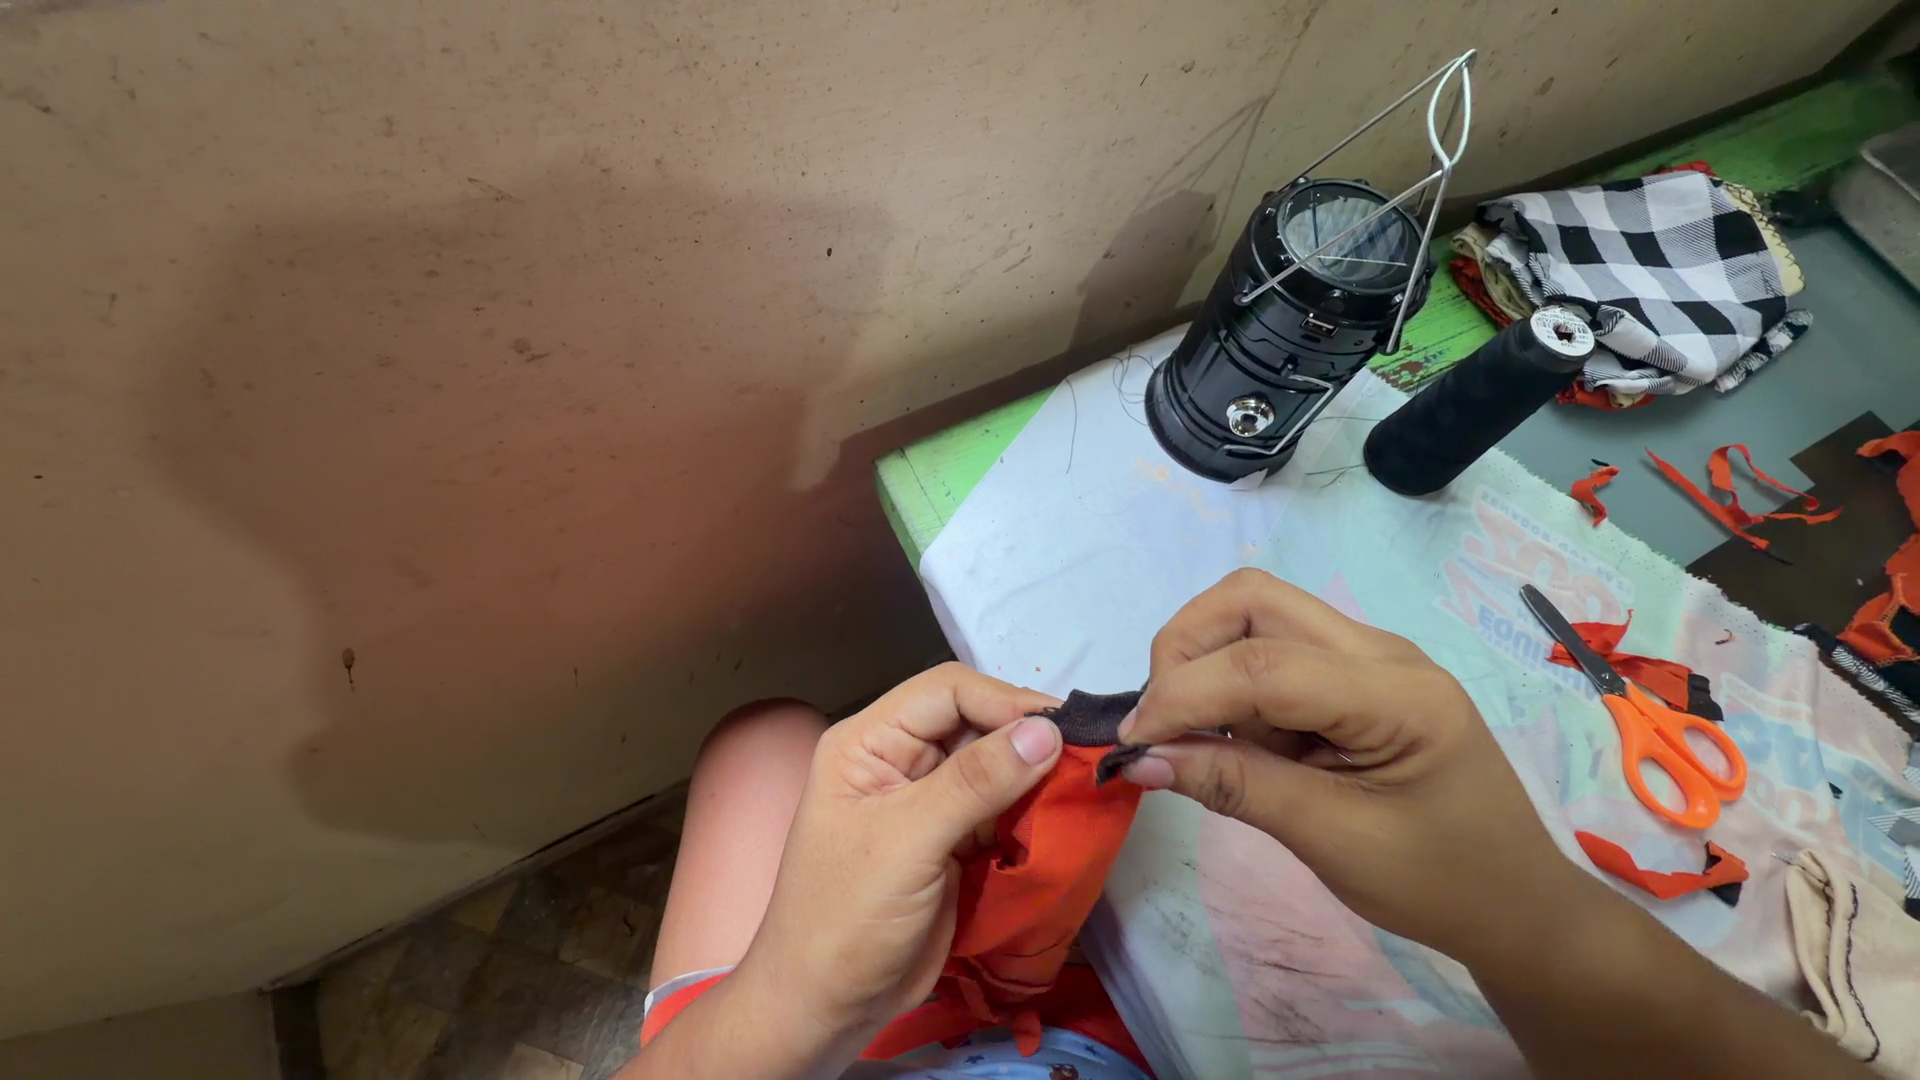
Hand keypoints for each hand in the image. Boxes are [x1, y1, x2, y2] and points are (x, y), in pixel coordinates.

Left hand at [738, 663, 1062, 1052]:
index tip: (1060, 728)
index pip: (946, 691)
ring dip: (1033, 774)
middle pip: (973, 722)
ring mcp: (926, 799)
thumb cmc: (845, 918)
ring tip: (1078, 783)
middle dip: (1024, 736)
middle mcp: (899, 758)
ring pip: (992, 764)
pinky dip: (1028, 811)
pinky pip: (998, 807)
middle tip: (1082, 755)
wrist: (824, 1010)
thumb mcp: (907, 842)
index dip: (1003, 701)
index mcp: (870, 740)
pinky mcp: (950, 837)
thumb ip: (976, 782)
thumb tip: (1047, 730)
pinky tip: (1056, 817)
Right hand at [1117, 569, 1597, 965]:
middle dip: (1185, 646)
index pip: (1262, 666)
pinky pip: (1269, 645)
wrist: (1517, 903)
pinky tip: (1227, 732)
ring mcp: (1366, 653)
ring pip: (1255, 610)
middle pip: (1253, 599)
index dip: (1182, 695)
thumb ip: (1232, 787)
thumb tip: (1141, 758)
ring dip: (1201, 656)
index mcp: (1396, 696)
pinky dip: (1226, 678)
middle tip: (1161, 718)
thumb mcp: (1329, 841)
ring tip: (1191, 728)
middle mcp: (1380, 651)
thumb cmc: (1438, 882)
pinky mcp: (1350, 670)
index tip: (1132, 742)